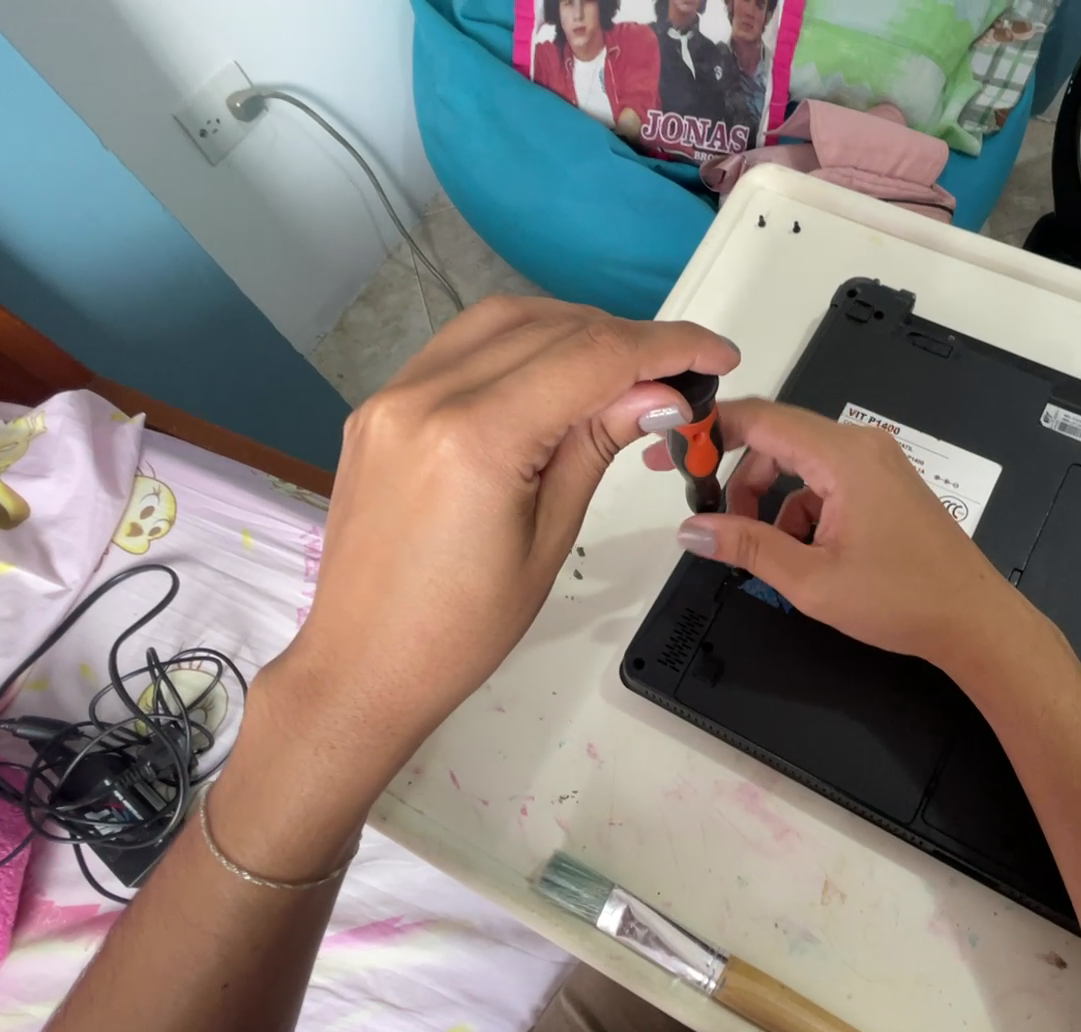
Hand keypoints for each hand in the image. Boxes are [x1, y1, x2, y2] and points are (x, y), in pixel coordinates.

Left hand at [256, 298, 738, 798]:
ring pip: (504, 320)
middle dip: (628, 339)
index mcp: (475, 439)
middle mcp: (425, 396)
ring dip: (576, 329)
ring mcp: (393, 394)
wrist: (364, 662)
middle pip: (551, 327)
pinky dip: (524, 344)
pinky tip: (557, 373)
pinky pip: (464, 346)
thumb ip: (598, 445)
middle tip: (677, 371)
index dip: (667, 347)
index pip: (591, 359)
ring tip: (625, 367)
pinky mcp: (382, 405)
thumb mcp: (551, 536)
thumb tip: (660, 395)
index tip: (716, 353)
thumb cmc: (464, 627)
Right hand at [644, 398, 1027, 666]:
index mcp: (844, 456)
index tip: (674, 452)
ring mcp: (876, 465)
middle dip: (738, 480)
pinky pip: (824, 484)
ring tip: (768, 552)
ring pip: (799, 466)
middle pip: (776, 441)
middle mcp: (861, 447)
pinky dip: (801, 512)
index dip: (708, 432)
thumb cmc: (905, 599)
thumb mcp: (811, 579)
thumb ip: (746, 547)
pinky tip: (804, 554)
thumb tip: (694, 530)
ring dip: (771, 502)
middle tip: (712, 519)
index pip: (759, 419)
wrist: (972, 620)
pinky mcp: (882, 486)